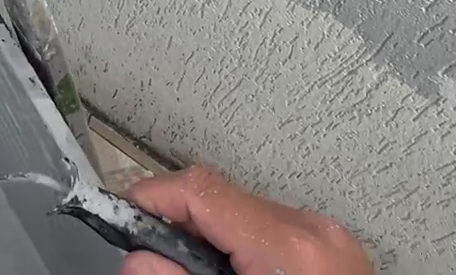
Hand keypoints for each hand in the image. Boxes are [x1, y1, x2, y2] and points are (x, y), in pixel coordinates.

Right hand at [122, 167, 371, 274]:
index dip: (151, 196)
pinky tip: (231, 274)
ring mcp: (329, 238)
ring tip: (195, 273)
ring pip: (242, 213)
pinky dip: (242, 248)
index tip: (120, 214)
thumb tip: (137, 260)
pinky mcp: (334, 250)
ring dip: (211, 238)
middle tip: (151, 259)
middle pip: (219, 197)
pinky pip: (270, 230)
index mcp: (288, 249)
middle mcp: (312, 229)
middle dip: (180, 225)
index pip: (199, 188)